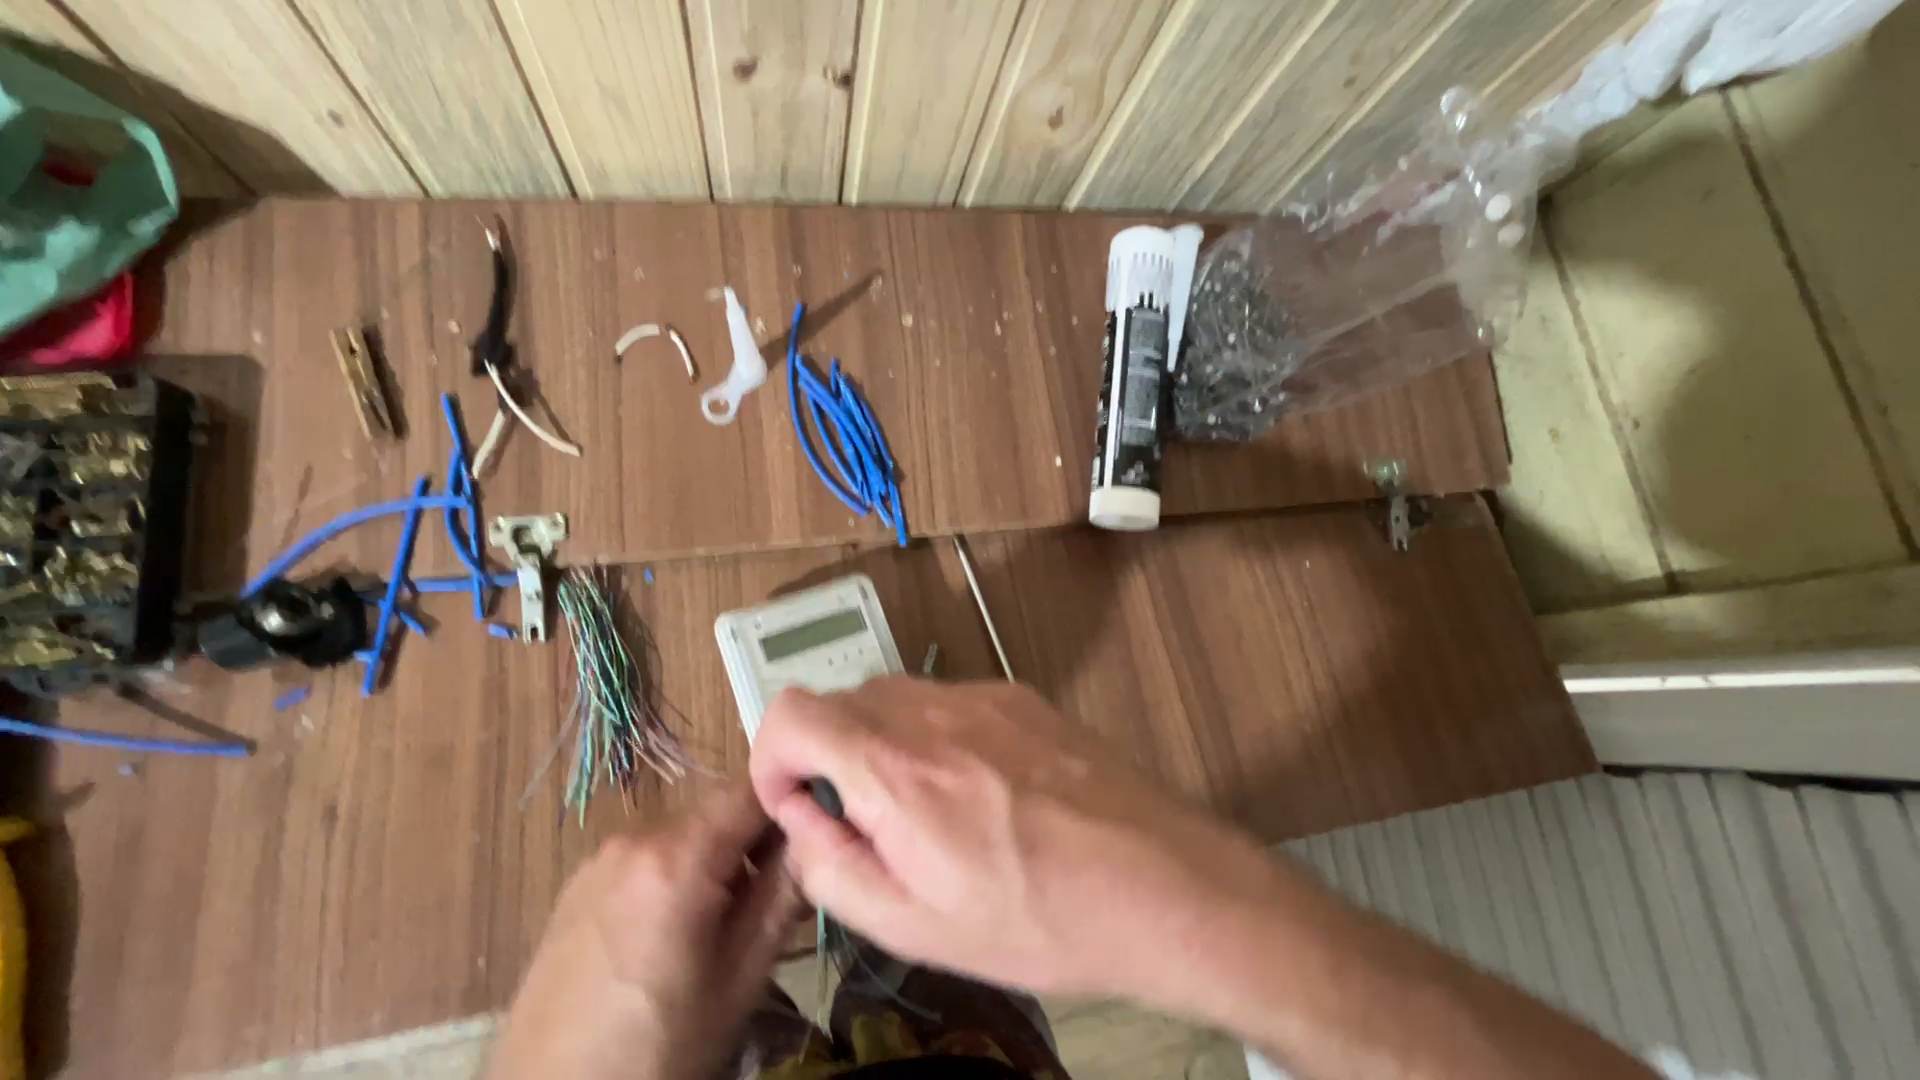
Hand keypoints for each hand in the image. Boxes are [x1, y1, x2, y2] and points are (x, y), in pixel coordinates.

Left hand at [487, 784, 799, 1079]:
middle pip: (718, 811)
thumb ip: (783, 894)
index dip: (790, 806)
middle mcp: (635, 837)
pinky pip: (647, 857)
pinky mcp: (576, 885)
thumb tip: (815, 837)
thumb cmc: (661, 1044)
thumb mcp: (741, 976)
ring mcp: (599, 859)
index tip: (812, 842)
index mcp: (678, 855)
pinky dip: (675, 874)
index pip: (754, 789)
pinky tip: (672, 933)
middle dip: (754, 842)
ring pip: (684, 834)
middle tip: (773, 899)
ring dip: (715, 859)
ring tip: (723, 924)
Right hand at [748, 677, 1287, 1003]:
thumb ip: (831, 862)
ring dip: (880, 742)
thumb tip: (801, 814)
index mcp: (897, 768)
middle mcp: (934, 711)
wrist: (1162, 884)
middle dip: (827, 755)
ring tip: (924, 811)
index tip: (797, 802)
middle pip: (840, 700)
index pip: (791, 710)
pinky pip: (947, 699)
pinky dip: (932, 732)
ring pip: (893, 695)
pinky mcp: (1022, 696)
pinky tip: (977, 790)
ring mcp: (984, 695)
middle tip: (863, 820)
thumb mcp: (914, 925)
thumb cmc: (1038, 920)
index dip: (773, 755)